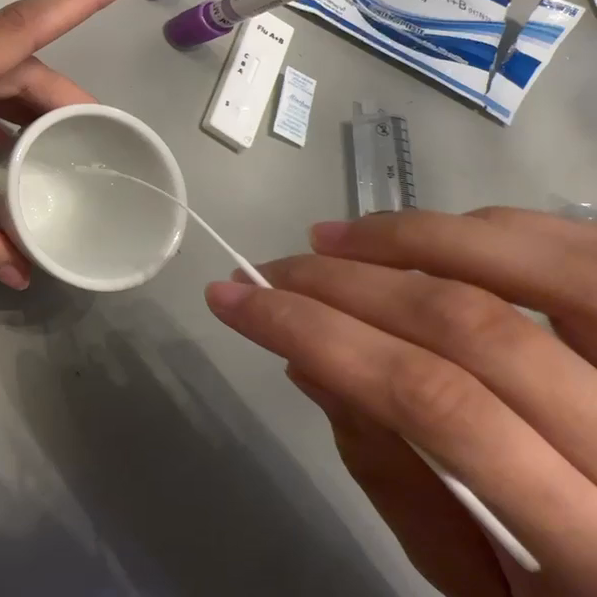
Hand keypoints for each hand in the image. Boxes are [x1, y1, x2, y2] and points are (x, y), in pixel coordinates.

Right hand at [207, 208, 596, 594]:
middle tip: (275, 268)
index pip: (434, 402)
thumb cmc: (558, 596)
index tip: (232, 297)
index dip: (317, 332)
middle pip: (477, 331)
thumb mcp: (470, 576)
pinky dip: (502, 232)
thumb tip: (304, 360)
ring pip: (555, 275)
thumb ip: (394, 477)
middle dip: (348, 282)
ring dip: (424, 238)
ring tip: (341, 236)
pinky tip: (434, 238)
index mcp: (593, 543)